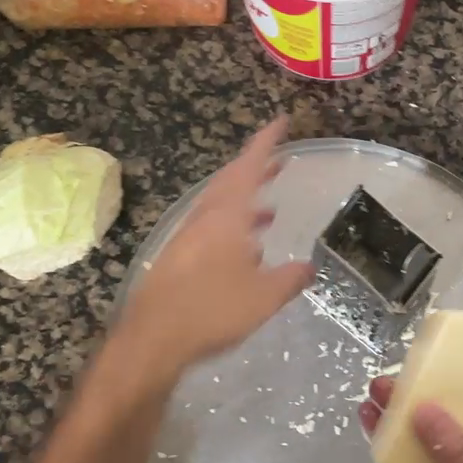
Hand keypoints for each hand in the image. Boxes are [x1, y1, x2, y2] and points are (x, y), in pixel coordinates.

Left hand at [118, 116, 313, 377]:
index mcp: (226, 215)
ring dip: (244, 202)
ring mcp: (186, 238)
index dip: (266, 143)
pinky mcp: (177, 259)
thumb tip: (310, 266)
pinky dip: (231, 228)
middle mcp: (203, 218)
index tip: (280, 122)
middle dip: (255, 170)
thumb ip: (291, 278)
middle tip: (278, 163)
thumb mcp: (265, 296)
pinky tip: (244, 252)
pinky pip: (210, 230)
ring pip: (219, 207)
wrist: (152, 340)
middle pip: (230, 182)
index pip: (248, 166)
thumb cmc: (212, 310)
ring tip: (270, 211)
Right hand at [358, 376, 462, 462]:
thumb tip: (426, 407)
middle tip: (402, 373)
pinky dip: (389, 447)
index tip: (462, 371)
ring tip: (375, 392)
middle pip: (460, 415)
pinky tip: (370, 426)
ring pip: (427, 438)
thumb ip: (459, 454)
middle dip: (434, 393)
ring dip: (404, 415)